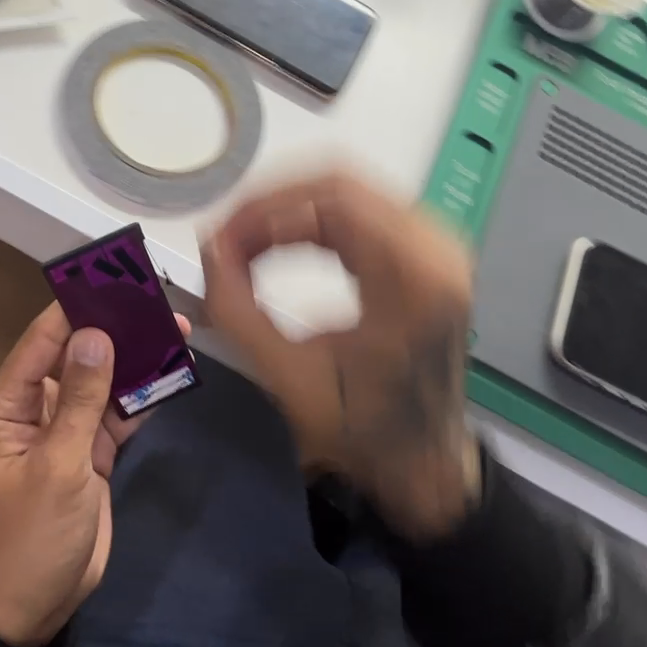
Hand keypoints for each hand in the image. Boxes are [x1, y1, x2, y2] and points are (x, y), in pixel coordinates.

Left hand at [0, 303, 189, 646]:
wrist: (36, 604)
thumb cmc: (33, 535)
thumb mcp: (57, 466)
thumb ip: (80, 401)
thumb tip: (95, 335)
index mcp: (9, 404)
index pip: (42, 341)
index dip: (76, 307)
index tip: (113, 279)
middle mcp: (35, 407)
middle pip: (77, 355)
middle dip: (115, 330)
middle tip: (158, 304)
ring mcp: (65, 429)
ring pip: (103, 381)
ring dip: (136, 361)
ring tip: (177, 333)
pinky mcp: (90, 451)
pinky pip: (118, 413)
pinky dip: (144, 397)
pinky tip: (174, 376)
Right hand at [202, 170, 480, 540]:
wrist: (423, 463)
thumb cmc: (362, 431)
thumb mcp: (288, 376)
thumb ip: (236, 310)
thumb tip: (209, 252)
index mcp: (413, 274)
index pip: (330, 197)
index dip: (262, 209)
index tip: (217, 240)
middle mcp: (436, 247)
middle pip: (339, 182)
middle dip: (270, 205)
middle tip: (226, 239)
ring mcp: (437, 248)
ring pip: (348, 191)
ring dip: (288, 210)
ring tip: (244, 244)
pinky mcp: (426, 257)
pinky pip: (361, 212)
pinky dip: (312, 222)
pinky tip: (279, 246)